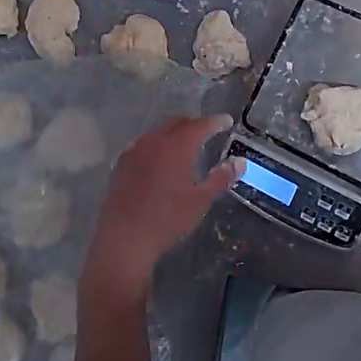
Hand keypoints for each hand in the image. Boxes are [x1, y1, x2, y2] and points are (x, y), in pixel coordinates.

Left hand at [82, 115, 241, 299]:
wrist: (124, 239)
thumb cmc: (167, 219)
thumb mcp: (200, 200)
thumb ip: (221, 178)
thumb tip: (240, 162)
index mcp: (176, 147)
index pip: (200, 125)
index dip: (215, 121)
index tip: (226, 121)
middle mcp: (154, 142)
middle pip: (177, 123)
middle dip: (194, 124)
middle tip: (208, 131)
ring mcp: (134, 152)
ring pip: (158, 133)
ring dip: (174, 134)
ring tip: (185, 145)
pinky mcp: (121, 165)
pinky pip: (143, 146)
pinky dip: (157, 146)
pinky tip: (159, 160)